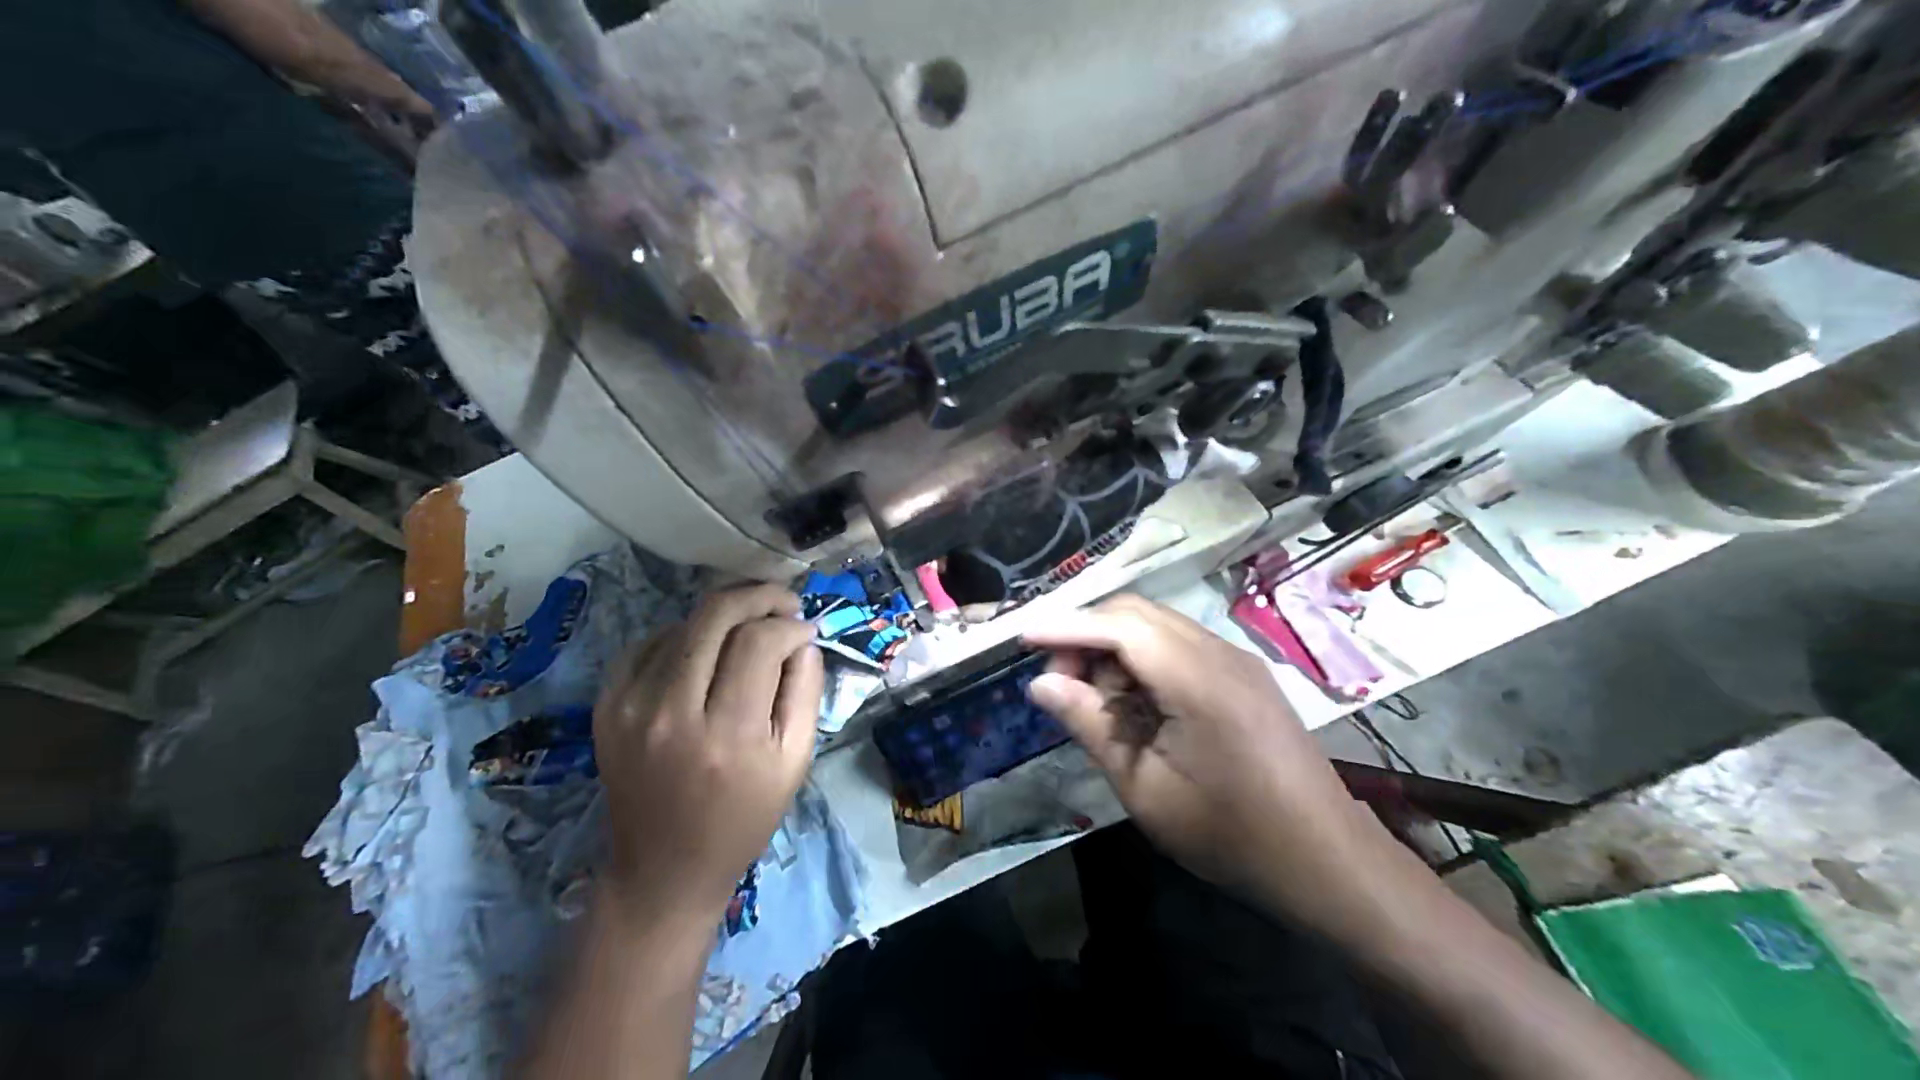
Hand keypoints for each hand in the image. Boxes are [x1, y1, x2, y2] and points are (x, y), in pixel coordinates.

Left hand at [593, 585, 823, 925]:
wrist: (664, 868)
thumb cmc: (743, 818)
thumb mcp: (794, 762)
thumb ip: (805, 693)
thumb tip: (802, 639)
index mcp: (729, 735)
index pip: (760, 642)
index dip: (790, 626)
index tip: (806, 631)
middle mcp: (673, 713)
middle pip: (715, 617)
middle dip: (757, 596)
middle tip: (783, 600)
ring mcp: (631, 707)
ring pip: (683, 625)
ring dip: (724, 615)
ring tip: (749, 623)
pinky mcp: (606, 707)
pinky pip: (648, 644)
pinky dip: (682, 635)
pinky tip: (703, 648)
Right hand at [1024, 595, 1377, 916]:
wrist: (1327, 861)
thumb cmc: (1230, 834)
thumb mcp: (1146, 788)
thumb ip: (1091, 726)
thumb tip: (1041, 683)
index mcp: (1198, 680)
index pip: (1119, 626)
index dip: (1066, 626)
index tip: (1022, 636)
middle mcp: (1220, 653)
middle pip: (1137, 613)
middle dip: (1088, 634)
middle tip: (1059, 681)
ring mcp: (1237, 660)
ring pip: (1157, 626)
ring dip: (1115, 648)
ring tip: (1097, 702)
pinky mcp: (1244, 675)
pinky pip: (1180, 646)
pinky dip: (1144, 660)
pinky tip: (1137, 704)